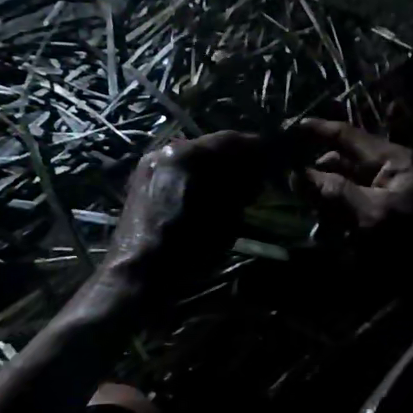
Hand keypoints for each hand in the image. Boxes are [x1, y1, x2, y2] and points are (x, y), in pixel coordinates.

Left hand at [100, 130, 269, 300]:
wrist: (140, 272)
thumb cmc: (189, 248)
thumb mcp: (228, 218)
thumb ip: (241, 188)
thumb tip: (252, 176)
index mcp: (191, 155)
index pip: (234, 140)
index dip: (257, 150)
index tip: (272, 162)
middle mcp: (168, 149)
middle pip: (211, 146)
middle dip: (234, 160)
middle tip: (252, 179)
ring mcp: (151, 163)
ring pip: (193, 157)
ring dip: (213, 168)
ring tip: (228, 191)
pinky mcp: (141, 179)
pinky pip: (176, 169)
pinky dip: (194, 177)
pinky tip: (202, 196)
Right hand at [285, 118, 412, 230]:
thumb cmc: (410, 241)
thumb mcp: (370, 215)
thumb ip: (333, 192)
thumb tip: (297, 174)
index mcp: (393, 159)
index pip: (347, 136)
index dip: (316, 131)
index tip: (286, 129)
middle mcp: (389, 168)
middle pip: (342, 161)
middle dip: (318, 173)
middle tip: (293, 186)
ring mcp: (385, 190)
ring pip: (343, 183)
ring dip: (326, 195)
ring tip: (313, 211)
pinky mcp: (380, 211)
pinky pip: (350, 202)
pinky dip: (336, 210)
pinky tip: (330, 225)